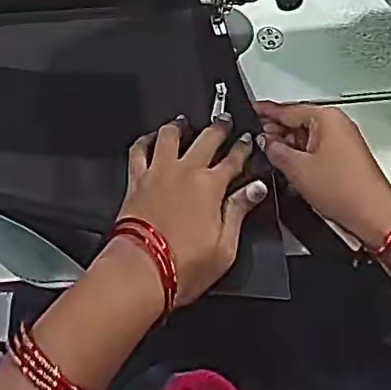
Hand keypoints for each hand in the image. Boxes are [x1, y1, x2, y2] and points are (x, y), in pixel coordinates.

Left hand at [116, 115, 268, 306]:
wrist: (143, 269)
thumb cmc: (182, 264)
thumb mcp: (225, 246)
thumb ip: (238, 211)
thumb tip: (254, 190)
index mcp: (210, 187)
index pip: (233, 160)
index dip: (242, 148)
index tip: (246, 141)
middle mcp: (184, 172)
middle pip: (206, 138)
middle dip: (218, 127)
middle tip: (224, 120)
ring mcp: (158, 173)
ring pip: (170, 135)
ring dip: (180, 125)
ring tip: (185, 120)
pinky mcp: (137, 180)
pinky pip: (138, 150)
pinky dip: (144, 140)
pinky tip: (149, 137)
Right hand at [255, 101, 390, 247]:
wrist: (374, 218)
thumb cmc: (348, 192)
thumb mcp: (296, 168)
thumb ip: (273, 149)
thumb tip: (264, 142)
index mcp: (327, 117)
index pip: (286, 109)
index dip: (264, 112)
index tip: (251, 111)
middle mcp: (337, 124)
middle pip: (296, 121)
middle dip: (275, 132)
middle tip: (256, 141)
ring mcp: (342, 140)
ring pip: (305, 136)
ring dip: (288, 146)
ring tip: (273, 159)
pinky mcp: (344, 156)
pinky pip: (315, 148)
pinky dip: (301, 156)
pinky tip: (291, 168)